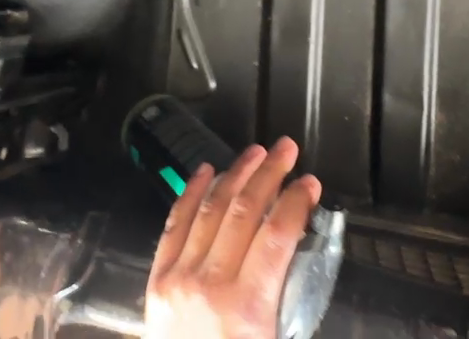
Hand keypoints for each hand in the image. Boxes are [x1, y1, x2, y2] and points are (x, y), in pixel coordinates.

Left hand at [145, 138, 321, 338]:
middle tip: (288, 149)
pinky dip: (192, 193)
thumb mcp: (278, 337)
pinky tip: (207, 170)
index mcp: (248, 308)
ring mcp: (179, 278)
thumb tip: (304, 248)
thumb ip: (291, 299)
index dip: (296, 202)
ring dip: (236, 173)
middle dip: (270, 173)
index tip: (311, 182)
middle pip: (245, 211)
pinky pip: (175, 225)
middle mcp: (211, 284)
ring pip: (211, 209)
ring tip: (256, 152)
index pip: (278, 235)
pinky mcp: (157, 280)